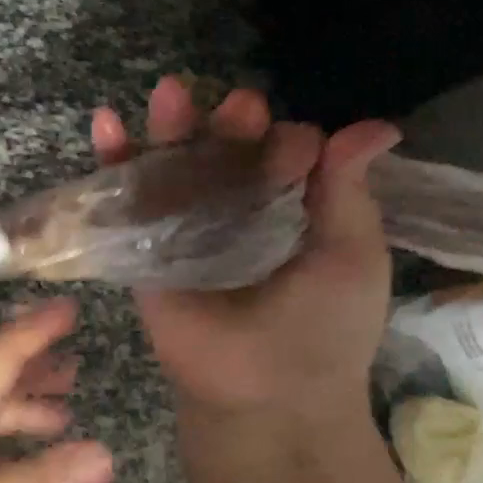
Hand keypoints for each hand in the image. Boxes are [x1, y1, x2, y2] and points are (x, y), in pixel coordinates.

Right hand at [92, 77, 400, 417]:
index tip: (298, 149)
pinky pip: (122, 195)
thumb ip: (348, 189)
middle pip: (219, 147)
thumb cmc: (324, 326)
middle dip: (227, 121)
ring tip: (170, 91)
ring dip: (166, 123)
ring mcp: (179, 222)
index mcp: (283, 206)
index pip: (277, 151)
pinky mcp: (139, 241)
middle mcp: (229, 206)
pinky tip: (106, 121)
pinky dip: (111, 156)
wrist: (267, 391)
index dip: (283, 140)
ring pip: (169, 160)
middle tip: (239, 107)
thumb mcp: (352, 253)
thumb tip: (375, 126)